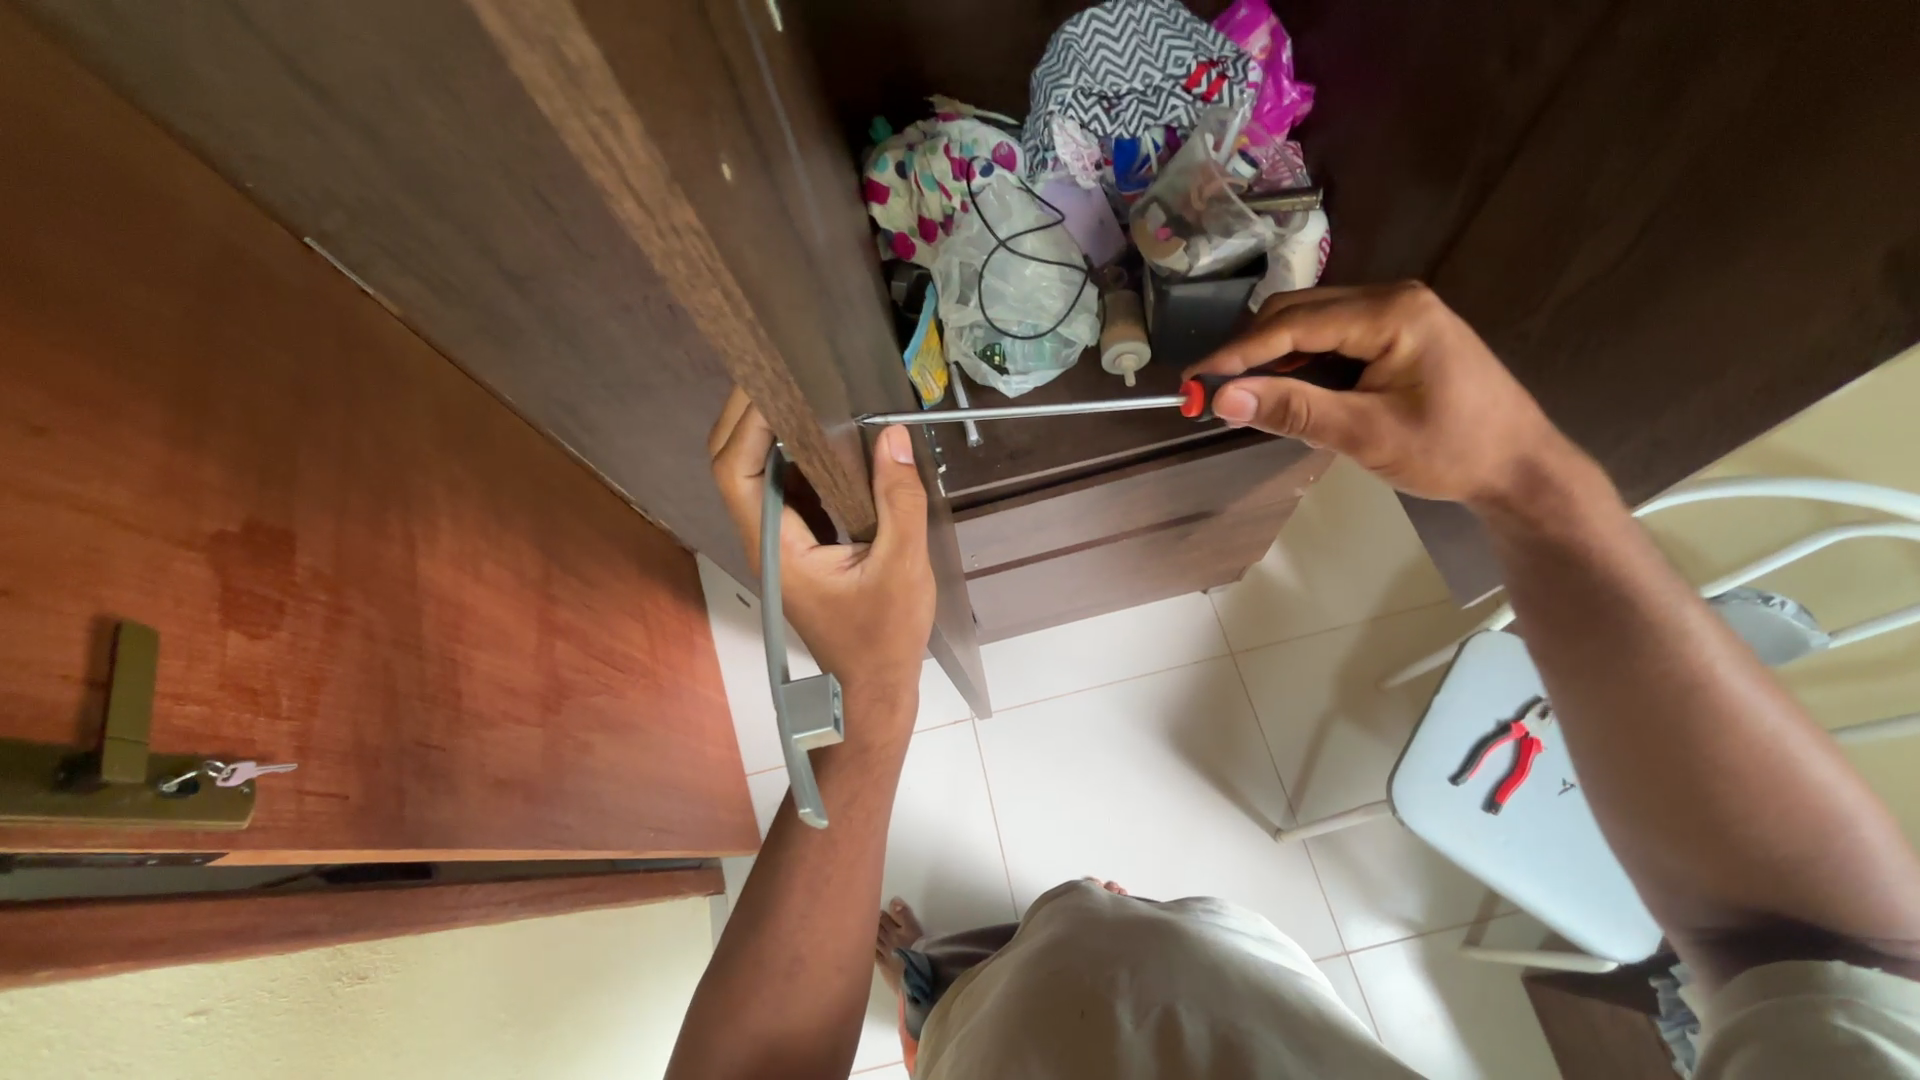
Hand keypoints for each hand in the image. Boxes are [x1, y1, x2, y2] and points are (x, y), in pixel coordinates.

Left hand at [708, 389, 934, 704]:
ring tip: (798, 384)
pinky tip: (825, 429)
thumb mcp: (902, 566)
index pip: (734, 472)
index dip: (744, 423)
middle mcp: (767, 539)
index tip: (772, 380)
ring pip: (757, 474)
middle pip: (732, 464)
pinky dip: (798, 454)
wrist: (875, 686)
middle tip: (778, 365)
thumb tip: (893, 437)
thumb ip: (900, 500)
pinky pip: (790, 488)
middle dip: (746, 414)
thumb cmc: (884, 637)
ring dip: (770, 429)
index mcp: (777, 547)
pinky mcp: (803, 543)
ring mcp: (782, 542)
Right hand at [1185, 282, 1582, 507]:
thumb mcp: (1365, 434)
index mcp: (1392, 312)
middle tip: (1213, 395)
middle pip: (1296, 313)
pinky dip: (1300, 365)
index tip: (1193, 381)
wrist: (1520, 466)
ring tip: (1247, 400)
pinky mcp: (1396, 334)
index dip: (1237, 353)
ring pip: (1309, 324)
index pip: (1293, 324)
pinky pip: (1330, 339)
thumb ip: (1293, 411)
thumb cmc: (1451, 450)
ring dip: (1273, 360)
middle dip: (1250, 353)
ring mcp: (1396, 313)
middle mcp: (1392, 298)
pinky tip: (1290, 396)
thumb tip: (1222, 400)